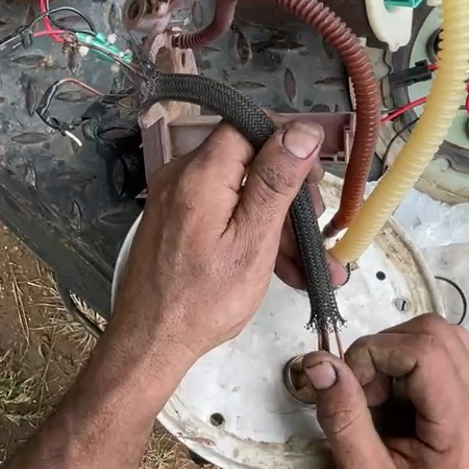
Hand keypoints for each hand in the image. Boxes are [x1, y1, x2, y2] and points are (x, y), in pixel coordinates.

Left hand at [108, 122, 337, 378]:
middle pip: (246, 162)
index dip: (285, 142)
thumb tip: (300, 130)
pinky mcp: (176, 221)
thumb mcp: (252, 241)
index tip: (314, 176)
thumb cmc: (203, 300)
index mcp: (198, 175)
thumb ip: (275, 182)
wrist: (150, 341)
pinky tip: (286, 269)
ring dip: (278, 224)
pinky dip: (252, 234)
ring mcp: (176, 199)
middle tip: (318, 229)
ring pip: (239, 193)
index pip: (246, 126)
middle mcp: (180, 177)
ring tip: (314, 265)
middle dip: (289, 194)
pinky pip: (223, 213)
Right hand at [299, 315, 468, 468]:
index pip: (426, 351)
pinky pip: (446, 359)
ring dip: (396, 354)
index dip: (376, 354)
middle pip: (437, 335)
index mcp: (464, 433)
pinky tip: (393, 401)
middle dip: (384, 351)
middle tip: (362, 395)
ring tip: (376, 397)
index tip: (352, 389)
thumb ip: (343, 419)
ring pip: (444, 339)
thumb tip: (318, 362)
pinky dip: (408, 365)